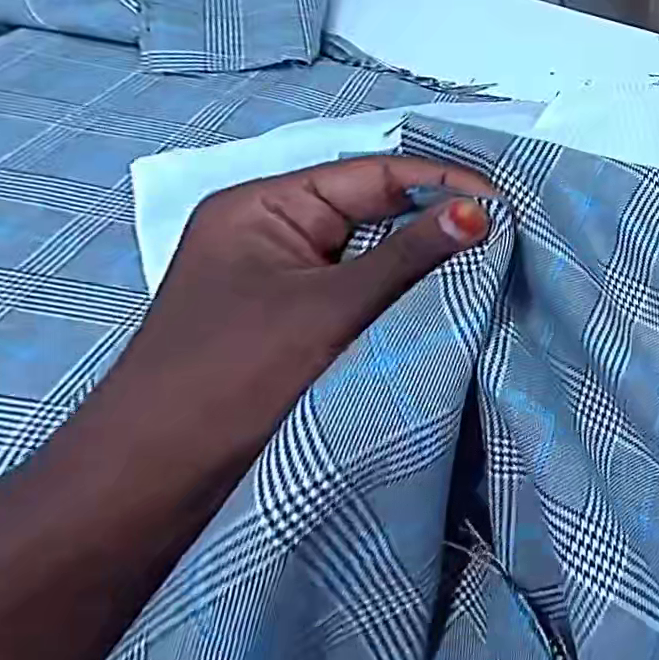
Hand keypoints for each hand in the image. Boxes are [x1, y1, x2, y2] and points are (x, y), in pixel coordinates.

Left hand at [94, 156, 494, 441]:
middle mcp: (279, 231)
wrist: (152, 485)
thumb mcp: (330, 307)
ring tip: (492, 257)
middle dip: (439, 217)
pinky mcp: (304, 320)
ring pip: (376, 251)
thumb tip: (482, 211)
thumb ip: (409, 255)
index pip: (373, 175)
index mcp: (266, 205)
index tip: (503, 204)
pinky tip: (453, 294)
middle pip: (375, 208)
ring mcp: (291, 277)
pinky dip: (409, 290)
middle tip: (506, 230)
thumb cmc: (232, 376)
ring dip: (428, 257)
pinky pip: (368, 290)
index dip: (442, 182)